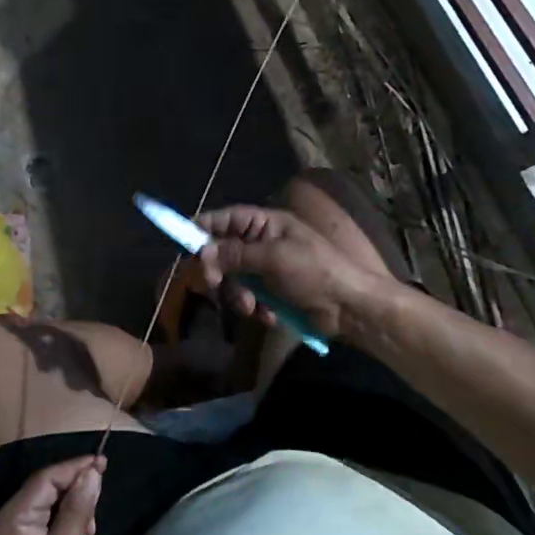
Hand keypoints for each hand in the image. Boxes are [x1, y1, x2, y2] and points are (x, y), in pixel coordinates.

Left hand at [0, 456, 104, 534]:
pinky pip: (47, 521)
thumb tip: (92, 473)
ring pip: (49, 504)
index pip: (46, 478)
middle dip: (75, 488)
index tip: (103, 462)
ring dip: (73, 507)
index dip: (74, 467)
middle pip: (46, 488)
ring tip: (92, 525)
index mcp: (13, 517)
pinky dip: (66, 522)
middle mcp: (9, 519)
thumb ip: (77, 512)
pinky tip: (81, 534)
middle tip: (100, 499)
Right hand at [196, 205, 390, 338]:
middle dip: (221, 271)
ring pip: (234, 280)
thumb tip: (202, 250)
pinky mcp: (273, 294)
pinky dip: (256, 308)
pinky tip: (270, 316)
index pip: (227, 218)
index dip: (204, 226)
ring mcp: (268, 270)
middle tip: (216, 284)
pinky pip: (249, 298)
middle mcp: (263, 243)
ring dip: (239, 295)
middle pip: (224, 252)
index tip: (184, 239)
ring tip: (253, 308)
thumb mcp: (274, 258)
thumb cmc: (315, 271)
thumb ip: (236, 254)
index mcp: (267, 225)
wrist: (351, 308)